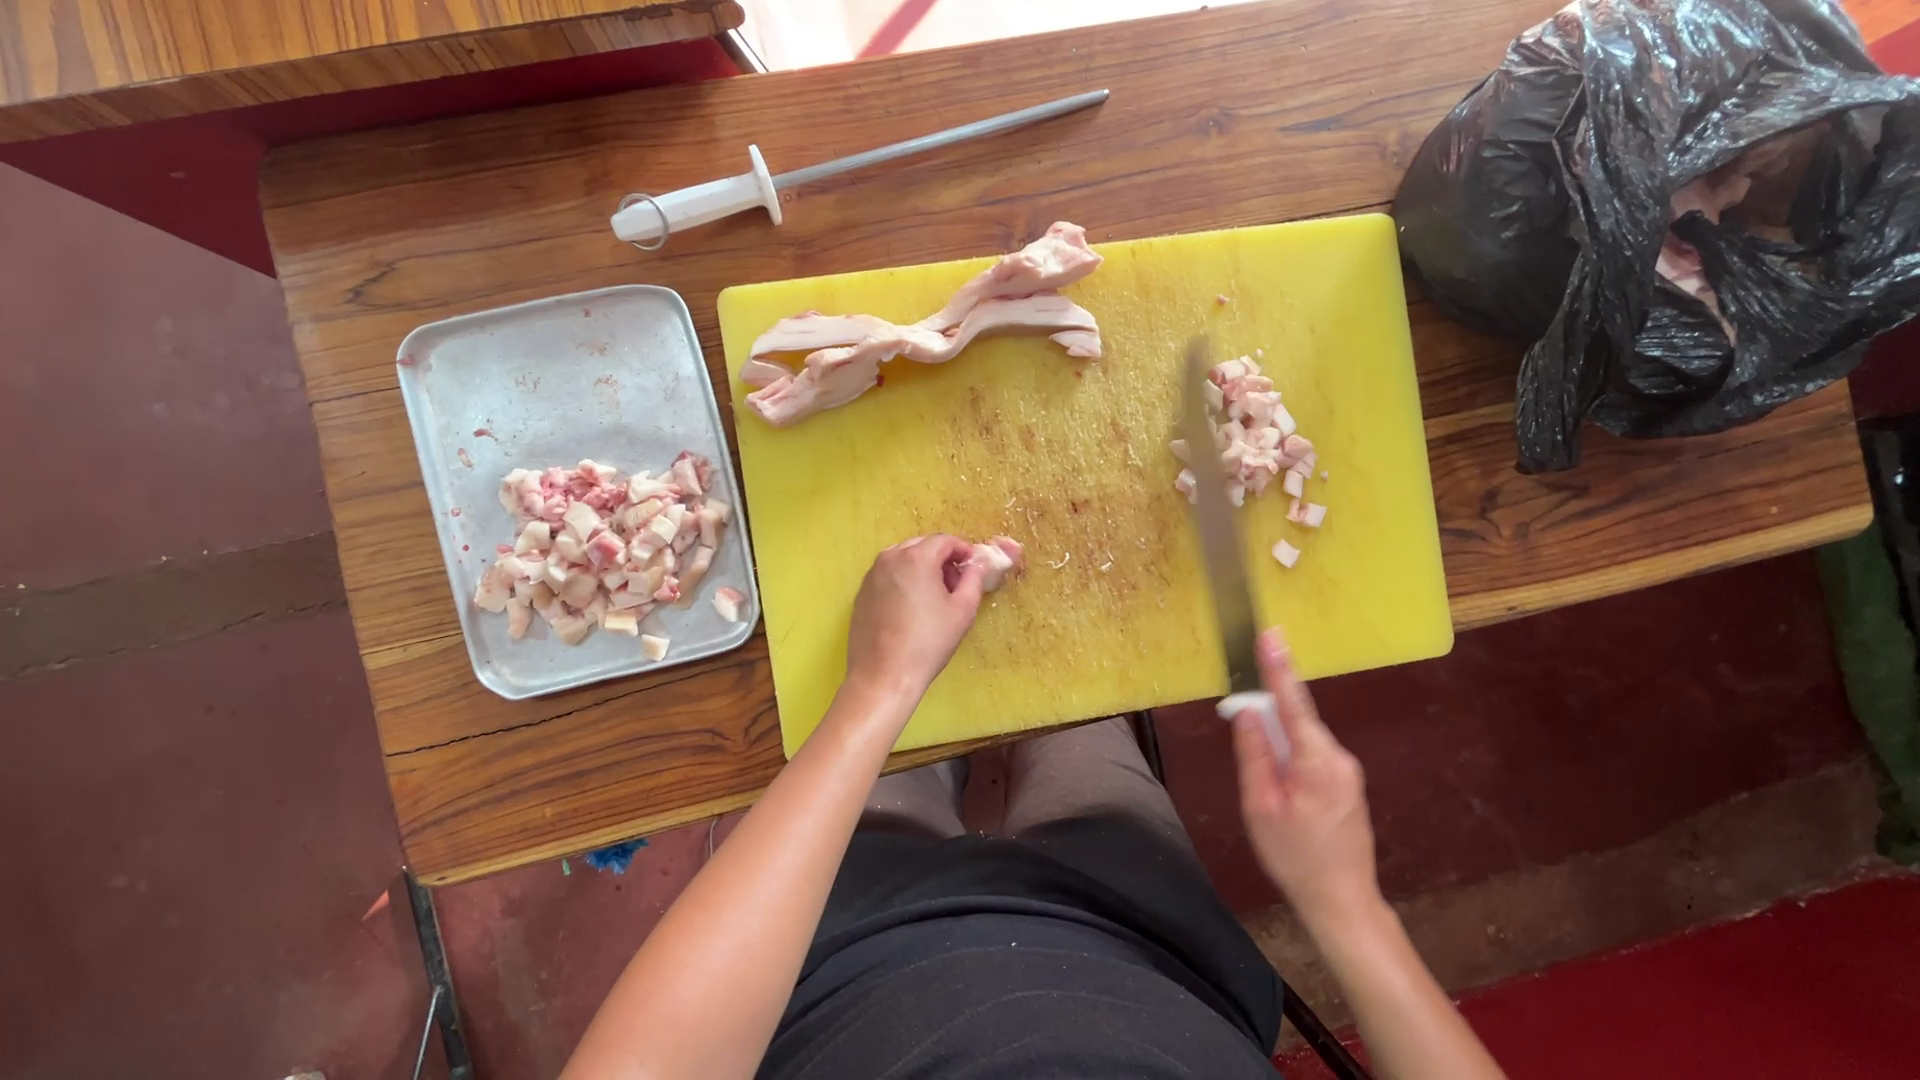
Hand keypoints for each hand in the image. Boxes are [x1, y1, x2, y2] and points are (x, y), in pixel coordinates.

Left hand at [844, 535, 988, 708]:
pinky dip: (902, 580)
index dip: (962, 550)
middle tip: (954, 584)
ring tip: (933, 596)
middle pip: (921, 546)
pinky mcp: (861, 593)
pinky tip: (910, 608)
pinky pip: (887, 576)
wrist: (883, 675)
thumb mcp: (962, 611)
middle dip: (941, 558)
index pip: (944, 540)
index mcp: (916, 558)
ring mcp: (871, 576)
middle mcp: (889, 559)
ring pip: (902, 559)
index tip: (972, 567)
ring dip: (921, 568)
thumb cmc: (928, 642)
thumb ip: (973, 580)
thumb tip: (977, 564)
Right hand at [1230, 628, 1379, 927]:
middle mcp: (1338, 757)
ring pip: (1302, 738)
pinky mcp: (1346, 783)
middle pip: (1296, 719)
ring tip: (1263, 784)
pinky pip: (1311, 754)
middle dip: (1267, 714)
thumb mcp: (1260, 807)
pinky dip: (1289, 754)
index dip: (1278, 667)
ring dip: (1276, 742)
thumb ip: (1253, 755)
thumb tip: (1247, 713)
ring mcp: (1346, 770)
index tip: (1271, 634)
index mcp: (1317, 761)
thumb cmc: (1294, 857)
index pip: (1292, 703)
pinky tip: (1278, 785)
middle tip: (1239, 722)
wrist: (1342, 901)